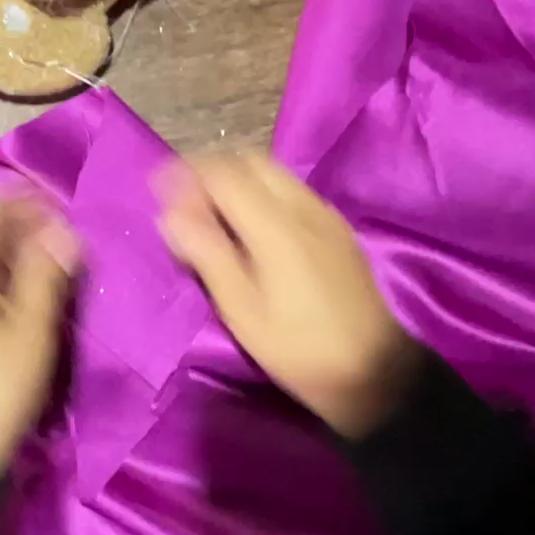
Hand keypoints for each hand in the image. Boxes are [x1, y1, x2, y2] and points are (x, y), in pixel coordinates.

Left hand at [0, 198, 80, 476]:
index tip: (58, 212)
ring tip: (43, 256)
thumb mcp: (32, 330)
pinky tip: (16, 284)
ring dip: (3, 245)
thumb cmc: (0, 387)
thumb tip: (63, 231)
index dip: (21, 204)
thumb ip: (46, 274)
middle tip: (55, 233)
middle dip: (14, 222)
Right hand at [157, 154, 416, 439]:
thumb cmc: (297, 348)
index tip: (159, 189)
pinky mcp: (336, 229)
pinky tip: (250, 225)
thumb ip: (207, 254)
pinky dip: (261, 192)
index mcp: (276, 226)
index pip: (224, 174)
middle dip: (211, 171)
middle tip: (184, 200)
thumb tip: (170, 213)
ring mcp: (325, 215)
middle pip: (250, 162)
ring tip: (212, 212)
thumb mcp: (242, 309)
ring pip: (273, 173)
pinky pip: (291, 190)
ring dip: (237, 179)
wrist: (374, 372)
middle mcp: (303, 207)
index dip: (187, 174)